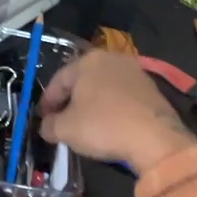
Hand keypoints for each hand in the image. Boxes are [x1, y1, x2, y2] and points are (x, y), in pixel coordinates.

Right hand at [38, 51, 196, 171]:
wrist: (154, 137)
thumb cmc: (103, 126)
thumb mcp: (65, 129)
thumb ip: (49, 125)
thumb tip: (46, 126)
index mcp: (88, 61)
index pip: (58, 80)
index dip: (46, 102)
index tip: (42, 119)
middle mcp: (112, 59)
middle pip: (82, 81)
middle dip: (69, 101)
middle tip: (61, 121)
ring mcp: (134, 72)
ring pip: (103, 88)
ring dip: (91, 104)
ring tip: (84, 125)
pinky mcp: (150, 88)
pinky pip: (121, 97)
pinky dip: (110, 108)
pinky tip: (108, 125)